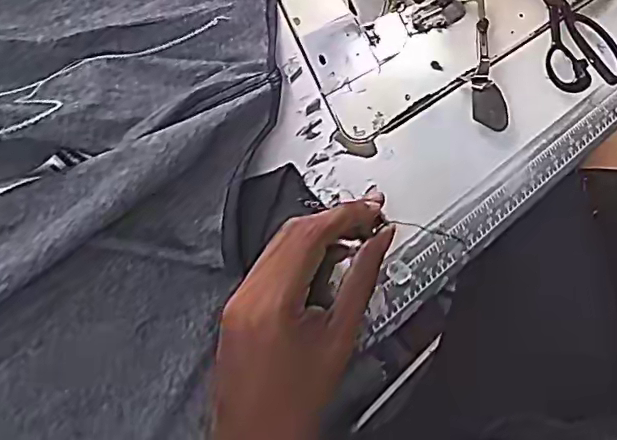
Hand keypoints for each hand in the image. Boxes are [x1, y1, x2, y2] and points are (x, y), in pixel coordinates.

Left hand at [212, 199, 394, 439]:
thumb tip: (379, 241)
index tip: (372, 208)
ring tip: (352, 238)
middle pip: (295, 230)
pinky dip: (300, 251)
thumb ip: (362, 279)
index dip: (348, 213)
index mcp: (272, 300)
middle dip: (335, 218)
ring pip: (281, 240)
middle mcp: (248, 293)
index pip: (312, 232)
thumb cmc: (294, 408)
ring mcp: (238, 299)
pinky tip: (323, 261)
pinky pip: (270, 260)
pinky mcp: (236, 306)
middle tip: (367, 218)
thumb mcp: (341, 337)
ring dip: (318, 232)